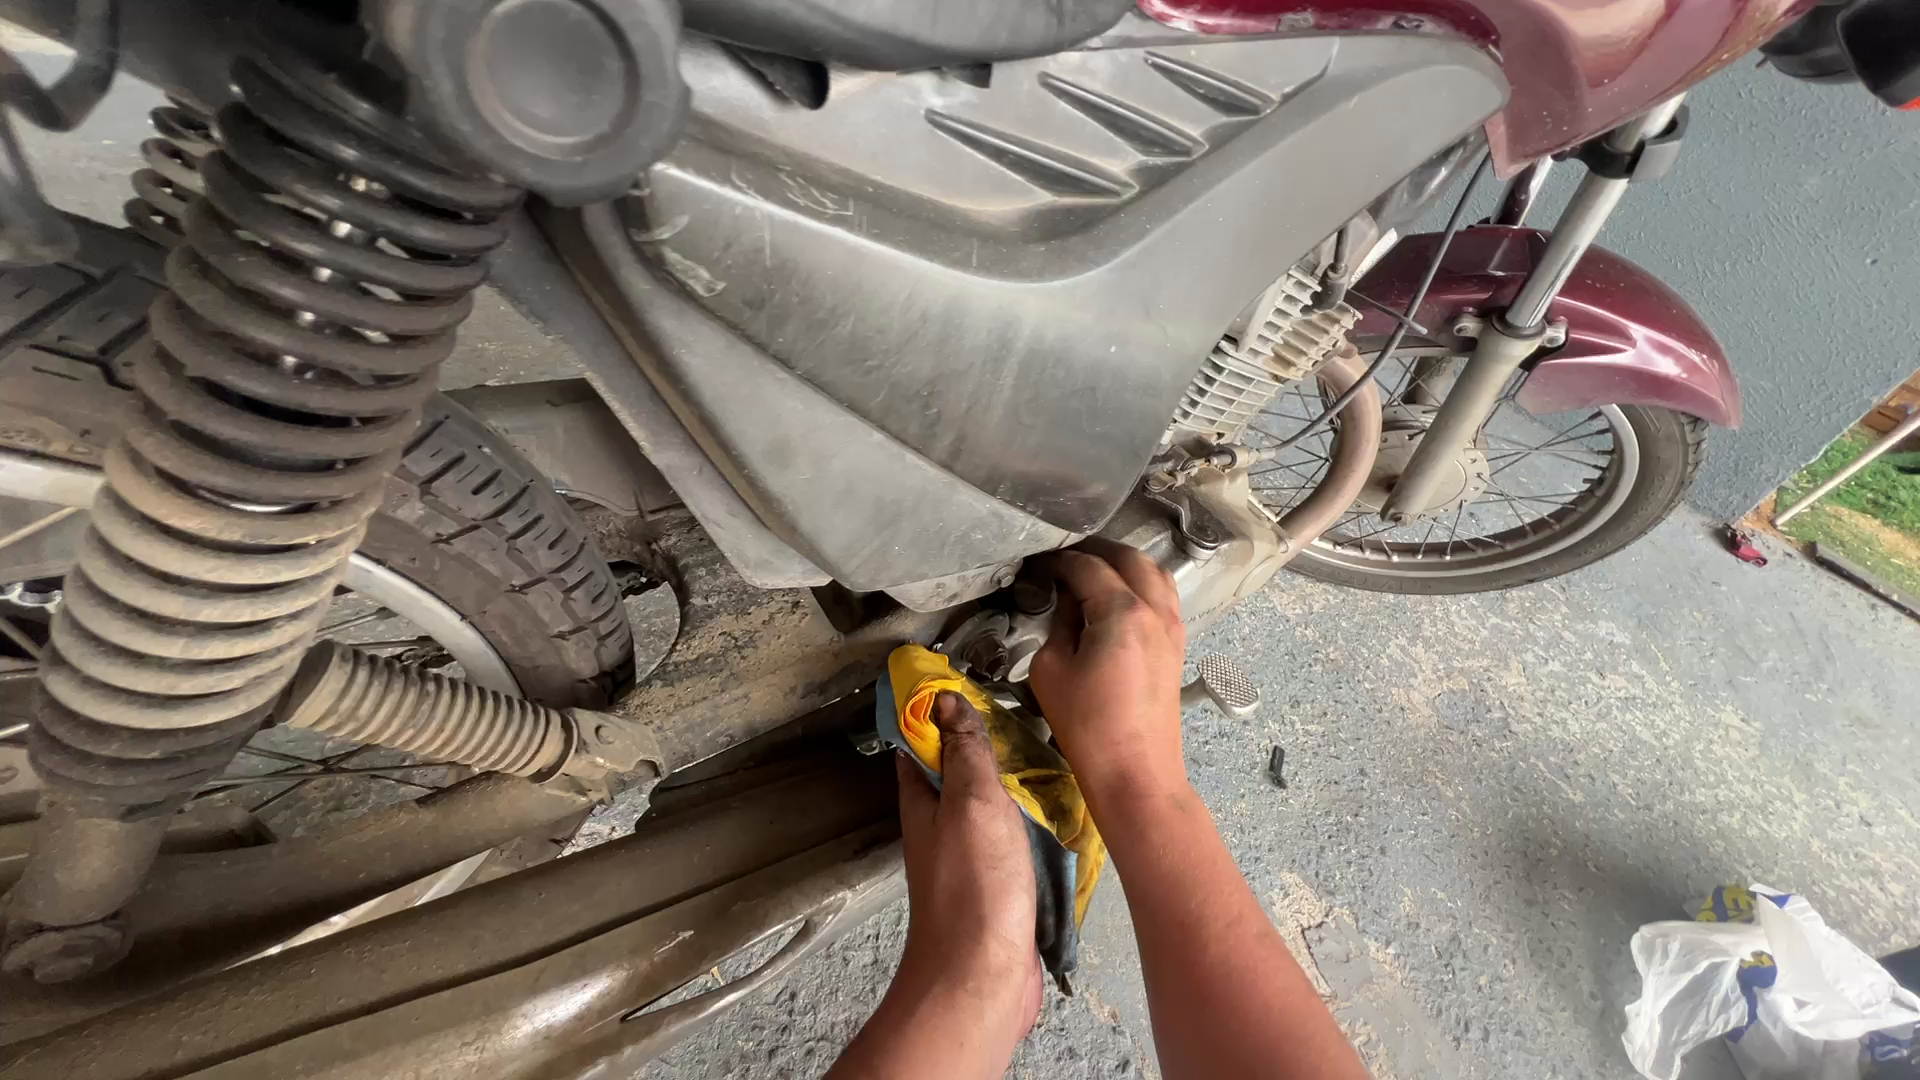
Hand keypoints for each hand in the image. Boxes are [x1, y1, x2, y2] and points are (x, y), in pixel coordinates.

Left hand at [894, 693, 1041, 1040]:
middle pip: (956, 767)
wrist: (984, 975)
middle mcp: (940, 820)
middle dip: (981, 739)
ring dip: (1008, 775)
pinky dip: (1027, 812)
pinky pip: (1011, 831)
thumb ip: (963, 749)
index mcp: (921, 798)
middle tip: (1021, 709)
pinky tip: (1054, 801)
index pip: (920, 739)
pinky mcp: (998, 877)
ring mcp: (970, 851)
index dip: (936, 707)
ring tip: (1045, 744)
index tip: (966, 678)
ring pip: (987, 799)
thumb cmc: (974, 883)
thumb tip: (943, 697)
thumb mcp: (971, 800)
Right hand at [1027, 537, 1189, 806]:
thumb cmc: (1087, 726)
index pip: (1087, 567)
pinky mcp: (1177, 647)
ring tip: (1095, 570)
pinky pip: (1164, 597)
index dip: (1059, 560)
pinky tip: (1119, 597)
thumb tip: (1069, 603)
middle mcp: (1154, 610)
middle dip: (1097, 550)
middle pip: (1129, 558)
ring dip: (1125, 563)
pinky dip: (1142, 585)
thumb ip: (1060, 625)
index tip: (1039, 563)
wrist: (1135, 773)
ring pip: (1155, 573)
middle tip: (1066, 557)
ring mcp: (1172, 628)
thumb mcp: (1052, 670)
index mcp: (1122, 612)